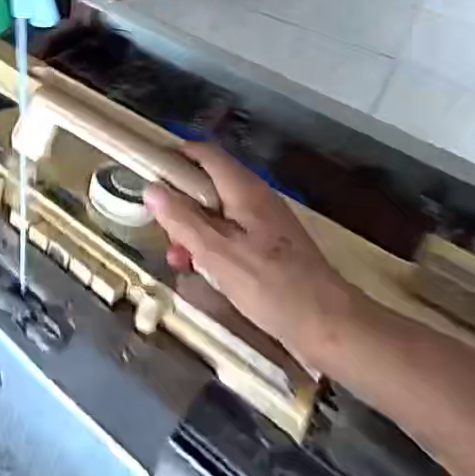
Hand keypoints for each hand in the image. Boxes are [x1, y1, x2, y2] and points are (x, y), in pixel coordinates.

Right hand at [144, 145, 364, 367]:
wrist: (325, 321)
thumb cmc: (269, 285)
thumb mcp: (217, 254)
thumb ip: (184, 221)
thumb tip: (152, 188)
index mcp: (245, 189)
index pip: (207, 154)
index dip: (177, 156)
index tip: (149, 170)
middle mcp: (257, 196)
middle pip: (211, 184)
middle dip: (182, 204)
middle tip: (162, 233)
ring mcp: (267, 221)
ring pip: (220, 213)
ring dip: (195, 231)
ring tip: (179, 260)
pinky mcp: (272, 245)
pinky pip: (234, 234)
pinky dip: (214, 246)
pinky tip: (207, 273)